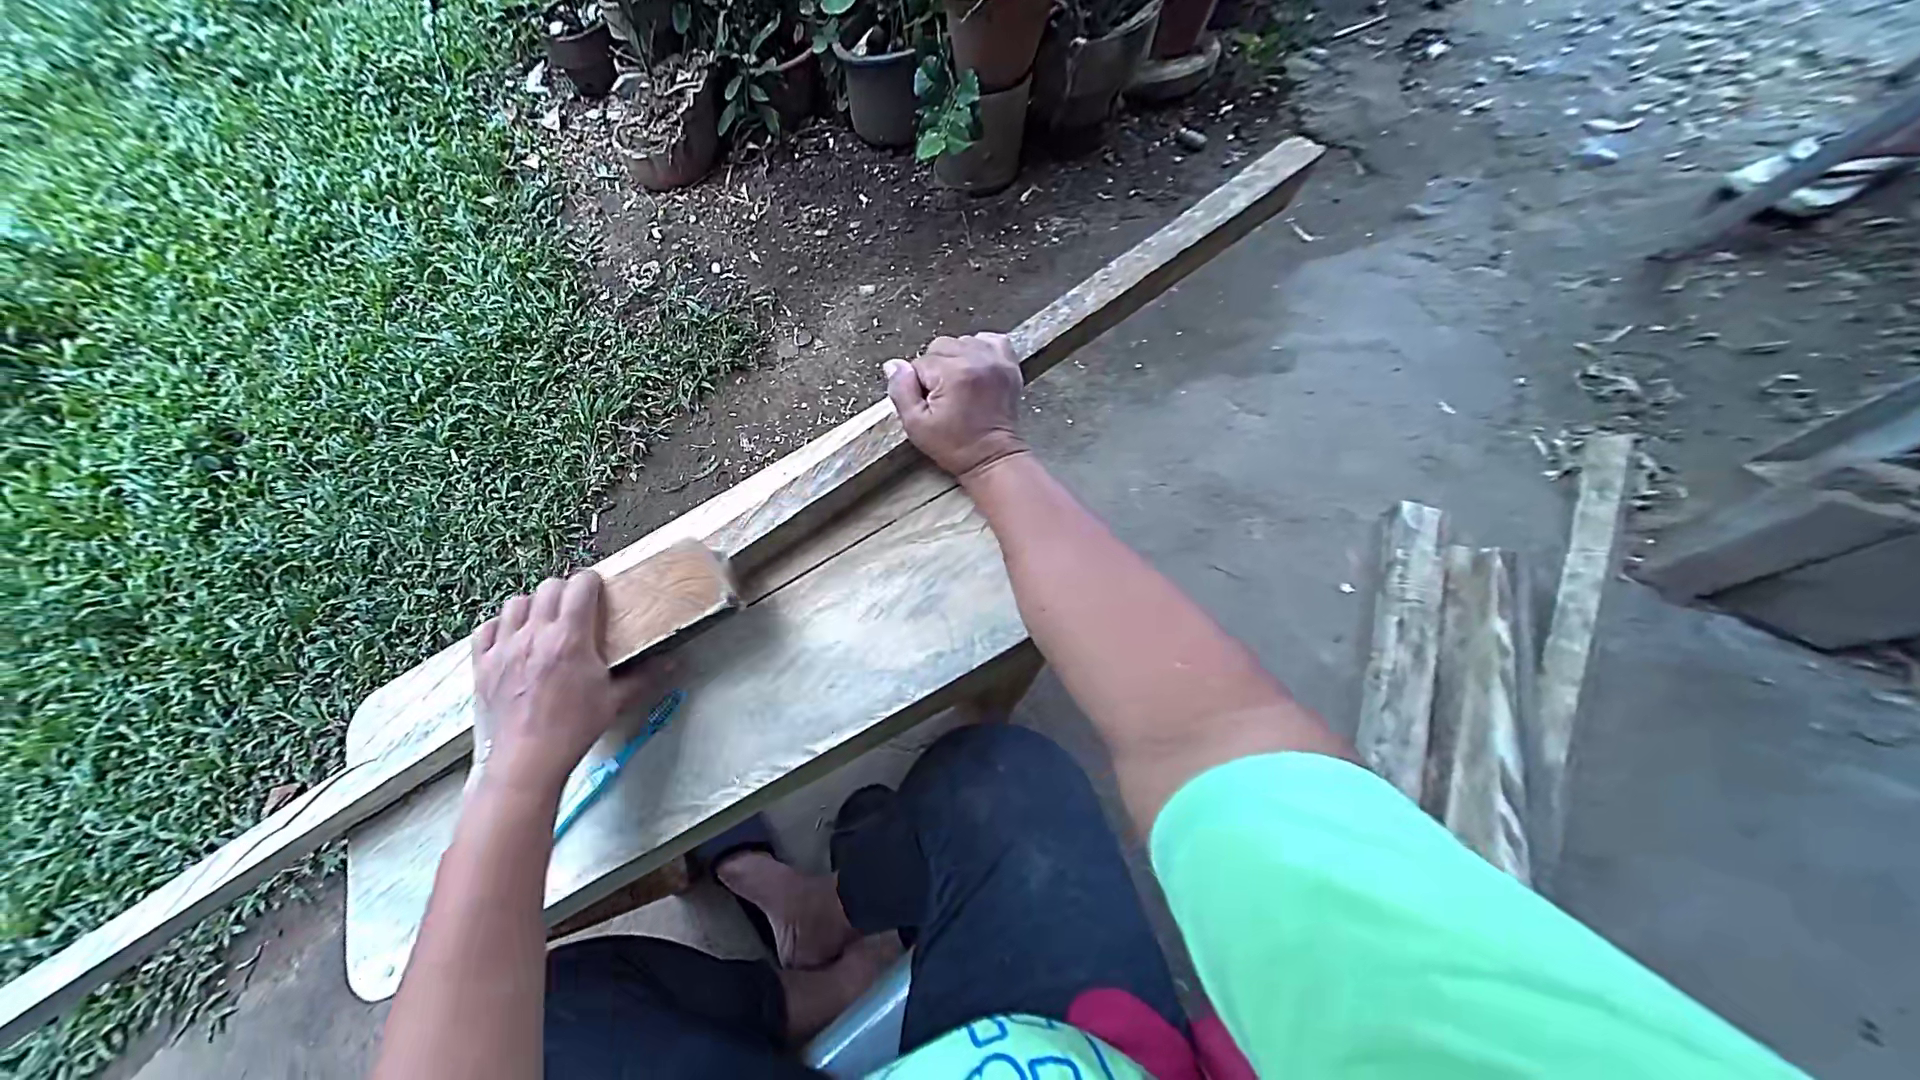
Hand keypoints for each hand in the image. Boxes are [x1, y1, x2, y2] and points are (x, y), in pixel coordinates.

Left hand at [470, 571, 659, 793]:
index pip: (579, 586)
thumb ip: (644, 675)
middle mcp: (535, 635)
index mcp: (570, 638)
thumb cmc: (573, 730)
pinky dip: (501, 625)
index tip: (597, 588)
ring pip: (515, 603)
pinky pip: (486, 628)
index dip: (591, 581)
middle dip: (564, 590)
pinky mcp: (482, 665)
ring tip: (545, 619)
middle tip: (576, 605)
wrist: (524, 761)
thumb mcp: (615, 700)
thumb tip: (673, 662)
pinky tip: (513, 637)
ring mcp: (504, 648)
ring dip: (533, 605)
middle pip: (547, 587)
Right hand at [885, 333, 1028, 479]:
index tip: (931, 405)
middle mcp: (977, 359)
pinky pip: (990, 340)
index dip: (919, 385)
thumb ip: (901, 390)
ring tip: (960, 387)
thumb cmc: (956, 446)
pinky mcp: (1009, 364)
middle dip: (936, 370)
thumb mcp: (916, 425)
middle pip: (940, 347)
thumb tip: (893, 365)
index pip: (919, 363)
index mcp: (953, 373)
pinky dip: (979, 350)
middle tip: (944, 397)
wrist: (992, 458)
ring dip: (956, 359)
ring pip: (961, 342)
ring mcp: (996, 360)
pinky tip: (975, 369)